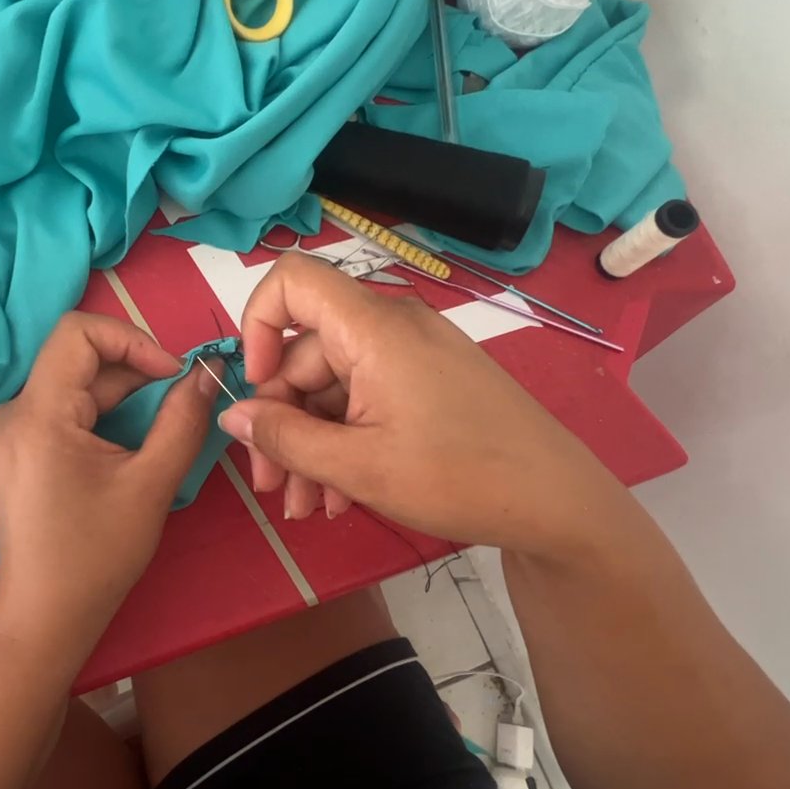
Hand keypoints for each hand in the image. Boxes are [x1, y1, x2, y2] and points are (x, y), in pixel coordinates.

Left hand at [0, 313, 218, 655]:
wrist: (45, 615)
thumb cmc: (97, 554)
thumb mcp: (151, 484)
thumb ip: (183, 420)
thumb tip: (208, 370)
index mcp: (38, 413)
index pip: (78, 332)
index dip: (132, 340)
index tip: (172, 374)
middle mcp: (14, 411)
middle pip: (79, 359)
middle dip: (135, 370)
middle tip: (180, 400)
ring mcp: (12, 431)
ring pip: (75, 384)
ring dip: (123, 394)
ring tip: (161, 425)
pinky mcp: (19, 449)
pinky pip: (64, 409)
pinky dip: (103, 413)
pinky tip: (130, 443)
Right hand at [221, 253, 647, 559]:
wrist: (558, 503)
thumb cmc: (456, 476)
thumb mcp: (357, 465)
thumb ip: (283, 437)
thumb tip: (232, 414)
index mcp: (372, 326)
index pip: (291, 281)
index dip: (257, 326)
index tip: (257, 390)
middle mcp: (390, 326)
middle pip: (305, 354)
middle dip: (280, 423)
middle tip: (273, 489)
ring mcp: (412, 354)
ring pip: (333, 387)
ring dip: (310, 445)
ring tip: (306, 507)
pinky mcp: (427, 381)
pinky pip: (365, 398)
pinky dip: (345, 441)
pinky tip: (340, 495)